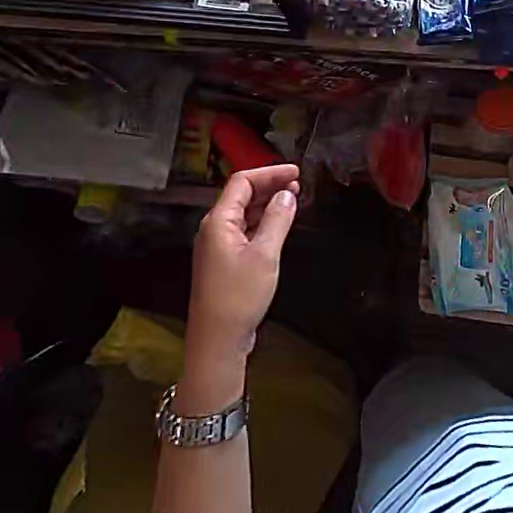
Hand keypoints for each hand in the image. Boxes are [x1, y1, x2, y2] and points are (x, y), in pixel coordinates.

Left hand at [187, 164, 298, 376]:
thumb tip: (288, 195)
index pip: (242, 182)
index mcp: (218, 221)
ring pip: (243, 212)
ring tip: (293, 200)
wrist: (217, 340)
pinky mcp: (223, 260)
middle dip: (270, 186)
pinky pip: (243, 229)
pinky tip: (278, 225)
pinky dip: (261, 221)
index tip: (296, 173)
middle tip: (298, 185)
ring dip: (267, 203)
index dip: (270, 173)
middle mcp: (214, 228)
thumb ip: (277, 220)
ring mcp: (217, 245)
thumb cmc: (239, 296)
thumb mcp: (265, 255)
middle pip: (241, 194)